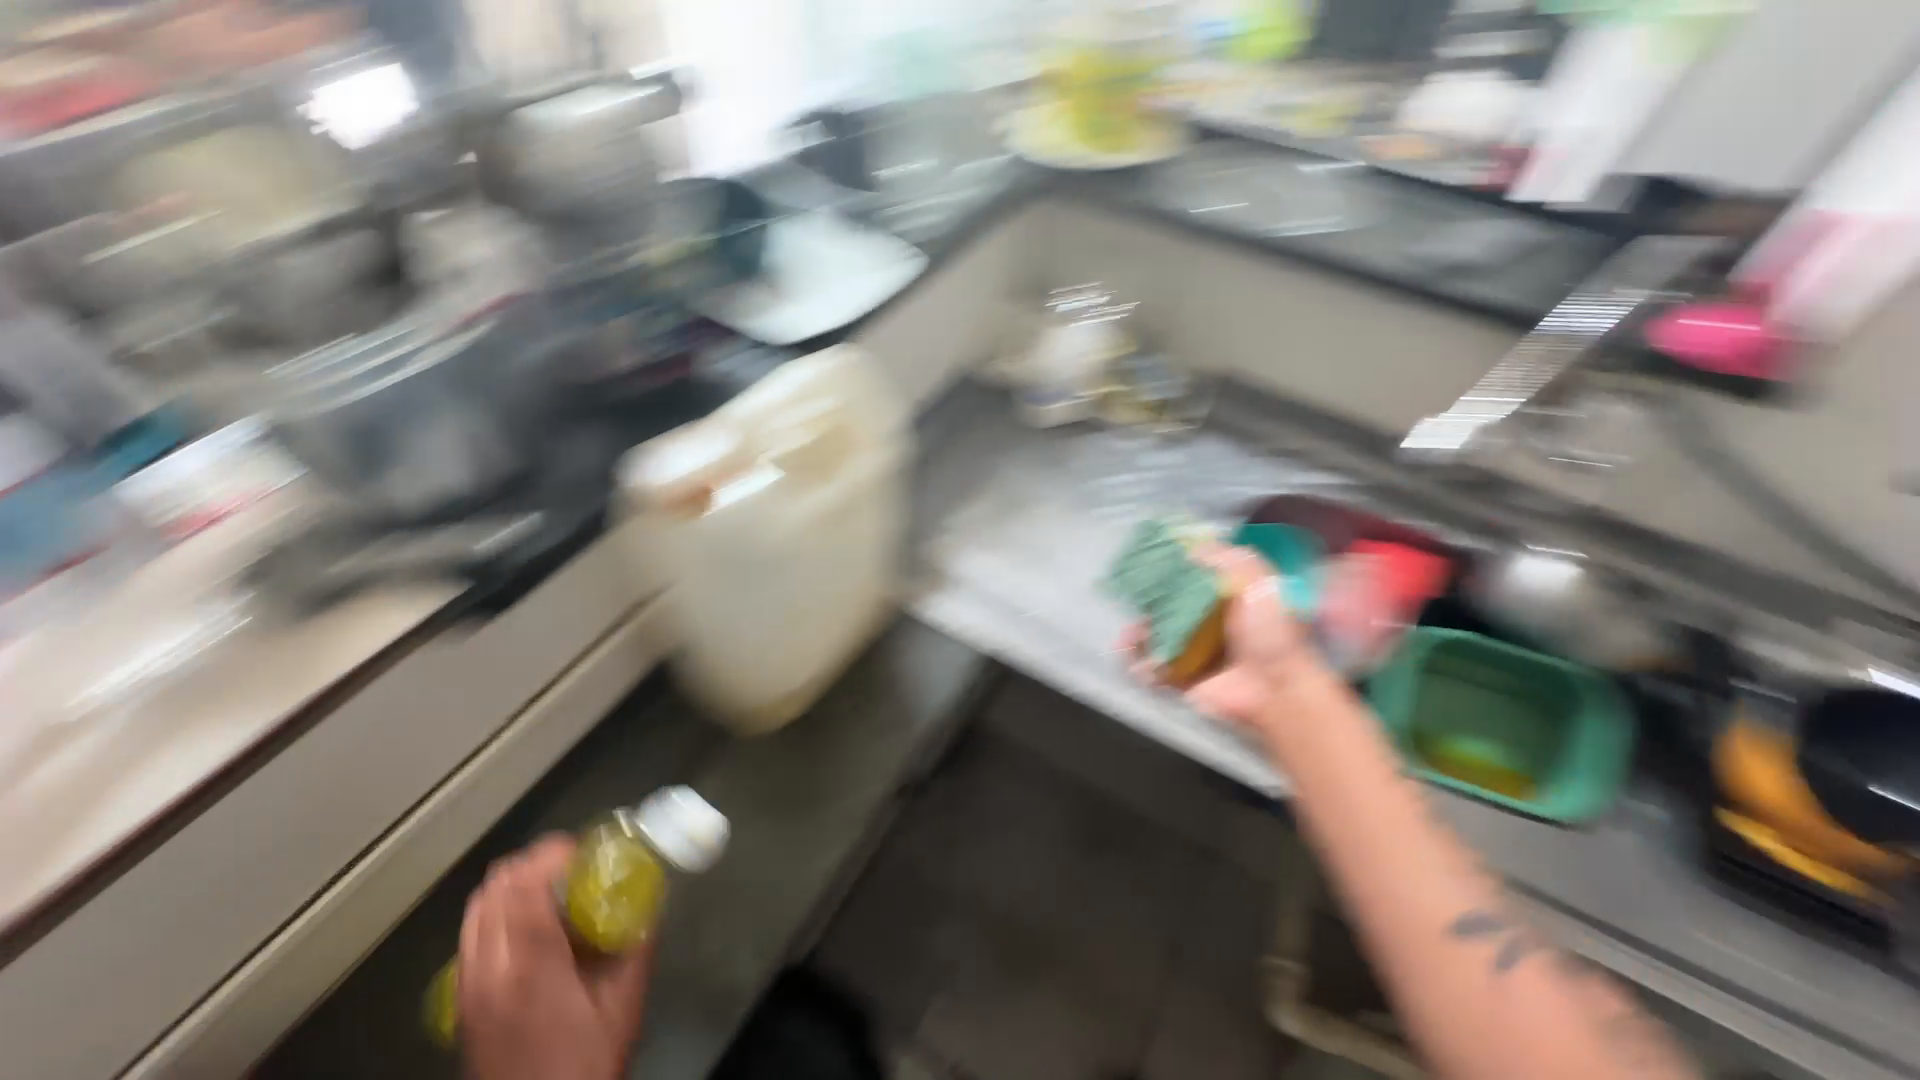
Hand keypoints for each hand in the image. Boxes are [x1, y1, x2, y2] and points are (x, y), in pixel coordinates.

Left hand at [458, 834, 652, 1079]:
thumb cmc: (585, 1064)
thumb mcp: (624, 1006)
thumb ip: (636, 946)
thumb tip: (649, 898)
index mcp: (530, 967)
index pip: (524, 885)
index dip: (552, 854)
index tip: (585, 849)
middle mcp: (488, 967)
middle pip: (494, 886)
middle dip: (534, 863)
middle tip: (574, 867)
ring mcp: (468, 984)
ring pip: (478, 906)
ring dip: (513, 885)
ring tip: (552, 891)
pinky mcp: (463, 998)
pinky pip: (473, 931)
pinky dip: (499, 910)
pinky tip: (531, 928)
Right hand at [1124, 544, 1318, 734]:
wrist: (1275, 689)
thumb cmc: (1271, 633)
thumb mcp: (1262, 583)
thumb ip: (1231, 559)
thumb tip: (1191, 547)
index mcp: (1229, 600)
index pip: (1195, 580)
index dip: (1173, 571)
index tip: (1152, 562)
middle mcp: (1210, 625)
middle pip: (1170, 608)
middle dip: (1149, 603)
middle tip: (1135, 598)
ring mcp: (1195, 654)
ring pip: (1156, 638)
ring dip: (1139, 633)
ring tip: (1131, 631)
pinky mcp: (1184, 680)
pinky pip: (1154, 668)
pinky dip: (1137, 661)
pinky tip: (1132, 654)